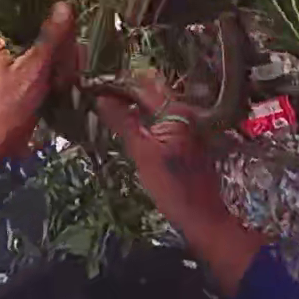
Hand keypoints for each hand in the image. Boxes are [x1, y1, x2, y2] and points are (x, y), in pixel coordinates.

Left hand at [0, 3, 76, 169]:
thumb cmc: (6, 104)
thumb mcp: (31, 69)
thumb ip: (50, 36)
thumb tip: (66, 4)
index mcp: (3, 28)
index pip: (32, 1)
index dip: (55, 8)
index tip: (70, 23)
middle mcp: (13, 33)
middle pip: (51, 20)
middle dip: (63, 43)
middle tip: (62, 65)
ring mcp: (24, 49)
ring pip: (58, 39)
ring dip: (65, 59)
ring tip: (59, 80)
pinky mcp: (33, 64)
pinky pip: (57, 55)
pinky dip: (62, 68)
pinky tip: (61, 82)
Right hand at [97, 78, 265, 292]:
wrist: (201, 214)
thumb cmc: (171, 185)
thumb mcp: (142, 153)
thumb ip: (124, 122)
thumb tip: (102, 98)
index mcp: (176, 109)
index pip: (144, 87)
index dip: (120, 84)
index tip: (97, 85)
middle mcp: (185, 110)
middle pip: (152, 93)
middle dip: (127, 91)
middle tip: (100, 95)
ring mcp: (188, 123)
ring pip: (157, 105)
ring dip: (135, 104)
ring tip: (109, 106)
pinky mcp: (187, 137)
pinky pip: (163, 118)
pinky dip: (146, 117)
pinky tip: (130, 123)